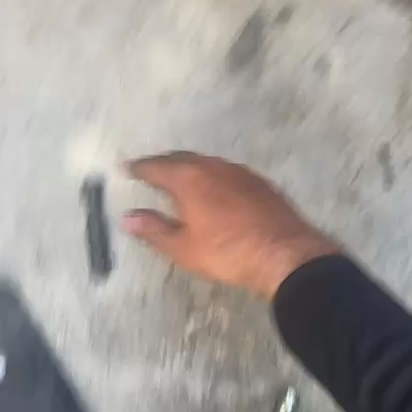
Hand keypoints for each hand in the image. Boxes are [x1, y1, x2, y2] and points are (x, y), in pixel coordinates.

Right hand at [123, 152, 341, 298]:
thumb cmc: (227, 252)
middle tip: (150, 170)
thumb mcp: (183, 248)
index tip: (127, 169)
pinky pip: (226, 171)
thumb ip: (154, 230)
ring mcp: (239, 171)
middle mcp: (213, 166)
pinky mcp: (259, 181)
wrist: (284, 253)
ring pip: (207, 162)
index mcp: (189, 178)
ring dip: (190, 166)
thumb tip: (128, 218)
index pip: (157, 167)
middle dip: (164, 163)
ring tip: (180, 177)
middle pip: (182, 158)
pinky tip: (215, 188)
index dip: (140, 168)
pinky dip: (212, 175)